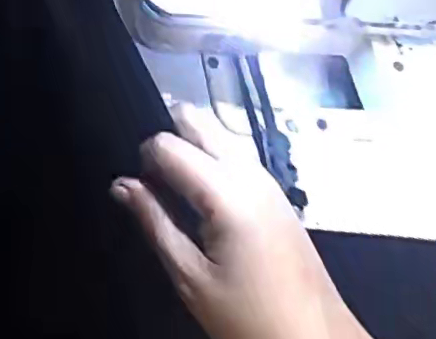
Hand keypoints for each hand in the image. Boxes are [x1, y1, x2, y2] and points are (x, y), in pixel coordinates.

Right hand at [112, 104, 367, 338]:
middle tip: (151, 178)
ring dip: (189, 143)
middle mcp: (246, 168)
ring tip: (172, 187)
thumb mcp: (191, 278)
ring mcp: (263, 172)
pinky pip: (233, 149)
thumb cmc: (248, 316)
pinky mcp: (272, 184)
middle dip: (167, 135)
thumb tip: (121, 184)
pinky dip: (210, 154)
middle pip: (196, 118)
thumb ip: (155, 223)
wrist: (314, 334)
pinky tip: (200, 194)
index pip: (169, 143)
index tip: (136, 185)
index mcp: (225, 189)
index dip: (144, 157)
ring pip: (216, 129)